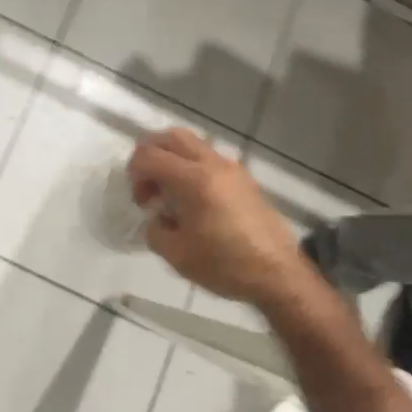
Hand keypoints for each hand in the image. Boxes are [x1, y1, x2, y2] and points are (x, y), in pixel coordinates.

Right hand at [127, 128, 305, 305]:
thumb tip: (157, 218)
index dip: (134, 174)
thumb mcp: (176, 254)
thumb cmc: (224, 265)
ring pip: (192, 145)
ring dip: (172, 160)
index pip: (149, 156)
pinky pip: (209, 159)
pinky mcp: (244, 180)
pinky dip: (191, 168)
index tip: (140, 201)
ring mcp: (232, 169)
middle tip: (147, 186)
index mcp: (194, 180)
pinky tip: (193, 202)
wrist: (277, 274)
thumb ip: (155, 229)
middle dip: (150, 155)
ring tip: (170, 195)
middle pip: (171, 137)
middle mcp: (213, 165)